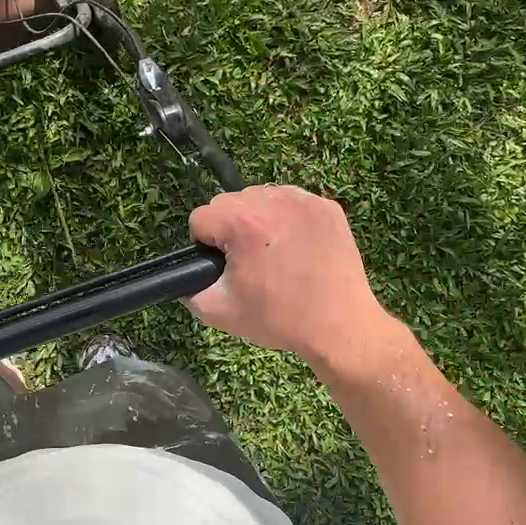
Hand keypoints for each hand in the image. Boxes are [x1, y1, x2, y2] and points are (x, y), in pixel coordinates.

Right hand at [187, 185, 406, 371]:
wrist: (339, 326)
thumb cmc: (279, 318)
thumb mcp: (219, 312)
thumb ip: (190, 289)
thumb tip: (186, 277)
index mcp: (243, 224)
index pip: (201, 218)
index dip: (205, 245)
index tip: (225, 267)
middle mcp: (272, 202)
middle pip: (228, 202)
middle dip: (230, 229)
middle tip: (249, 263)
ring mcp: (303, 201)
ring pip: (259, 197)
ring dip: (256, 219)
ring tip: (273, 254)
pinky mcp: (326, 207)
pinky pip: (290, 201)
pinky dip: (285, 218)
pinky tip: (295, 246)